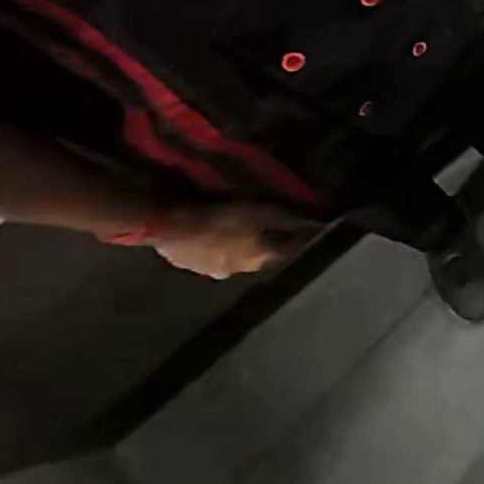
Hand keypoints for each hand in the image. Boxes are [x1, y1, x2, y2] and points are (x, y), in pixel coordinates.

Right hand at [149, 202, 318, 278]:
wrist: (173, 227)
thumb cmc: (226, 217)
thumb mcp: (264, 212)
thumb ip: (288, 220)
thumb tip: (311, 223)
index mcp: (260, 258)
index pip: (289, 249)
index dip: (299, 237)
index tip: (307, 227)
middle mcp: (239, 270)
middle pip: (264, 256)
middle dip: (272, 243)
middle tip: (277, 228)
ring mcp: (213, 271)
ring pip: (238, 258)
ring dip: (245, 247)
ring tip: (246, 231)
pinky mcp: (192, 266)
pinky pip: (216, 256)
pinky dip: (223, 247)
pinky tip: (219, 235)